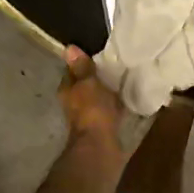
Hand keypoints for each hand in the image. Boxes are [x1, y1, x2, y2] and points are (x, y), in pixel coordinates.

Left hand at [58, 45, 123, 159]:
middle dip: (95, 75)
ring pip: (96, 95)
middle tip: (114, 62)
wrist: (100, 145)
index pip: (72, 70)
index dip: (82, 61)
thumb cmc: (92, 110)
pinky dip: (114, 102)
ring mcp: (87, 115)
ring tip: (122, 76)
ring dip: (105, 89)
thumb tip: (69, 47)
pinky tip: (126, 96)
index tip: (98, 51)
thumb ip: (82, 67)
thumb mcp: (88, 83)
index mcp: (67, 90)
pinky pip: (108, 108)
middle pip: (84, 84)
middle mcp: (73, 102)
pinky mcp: (101, 125)